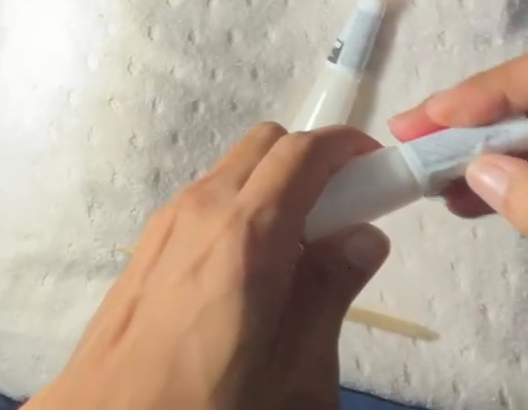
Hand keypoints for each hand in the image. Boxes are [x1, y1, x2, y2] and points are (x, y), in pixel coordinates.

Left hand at [26, 124, 391, 409]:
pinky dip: (241, 201)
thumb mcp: (296, 369)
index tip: (376, 167)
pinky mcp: (151, 236)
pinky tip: (252, 262)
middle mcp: (204, 205)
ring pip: (234, 166)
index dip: (345, 146)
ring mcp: (171, 216)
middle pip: (266, 143)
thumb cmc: (214, 403)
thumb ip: (331, 290)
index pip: (302, 152)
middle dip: (311, 159)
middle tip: (344, 209)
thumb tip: (365, 236)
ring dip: (274, 179)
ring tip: (301, 246)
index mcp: (247, 232)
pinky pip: (208, 194)